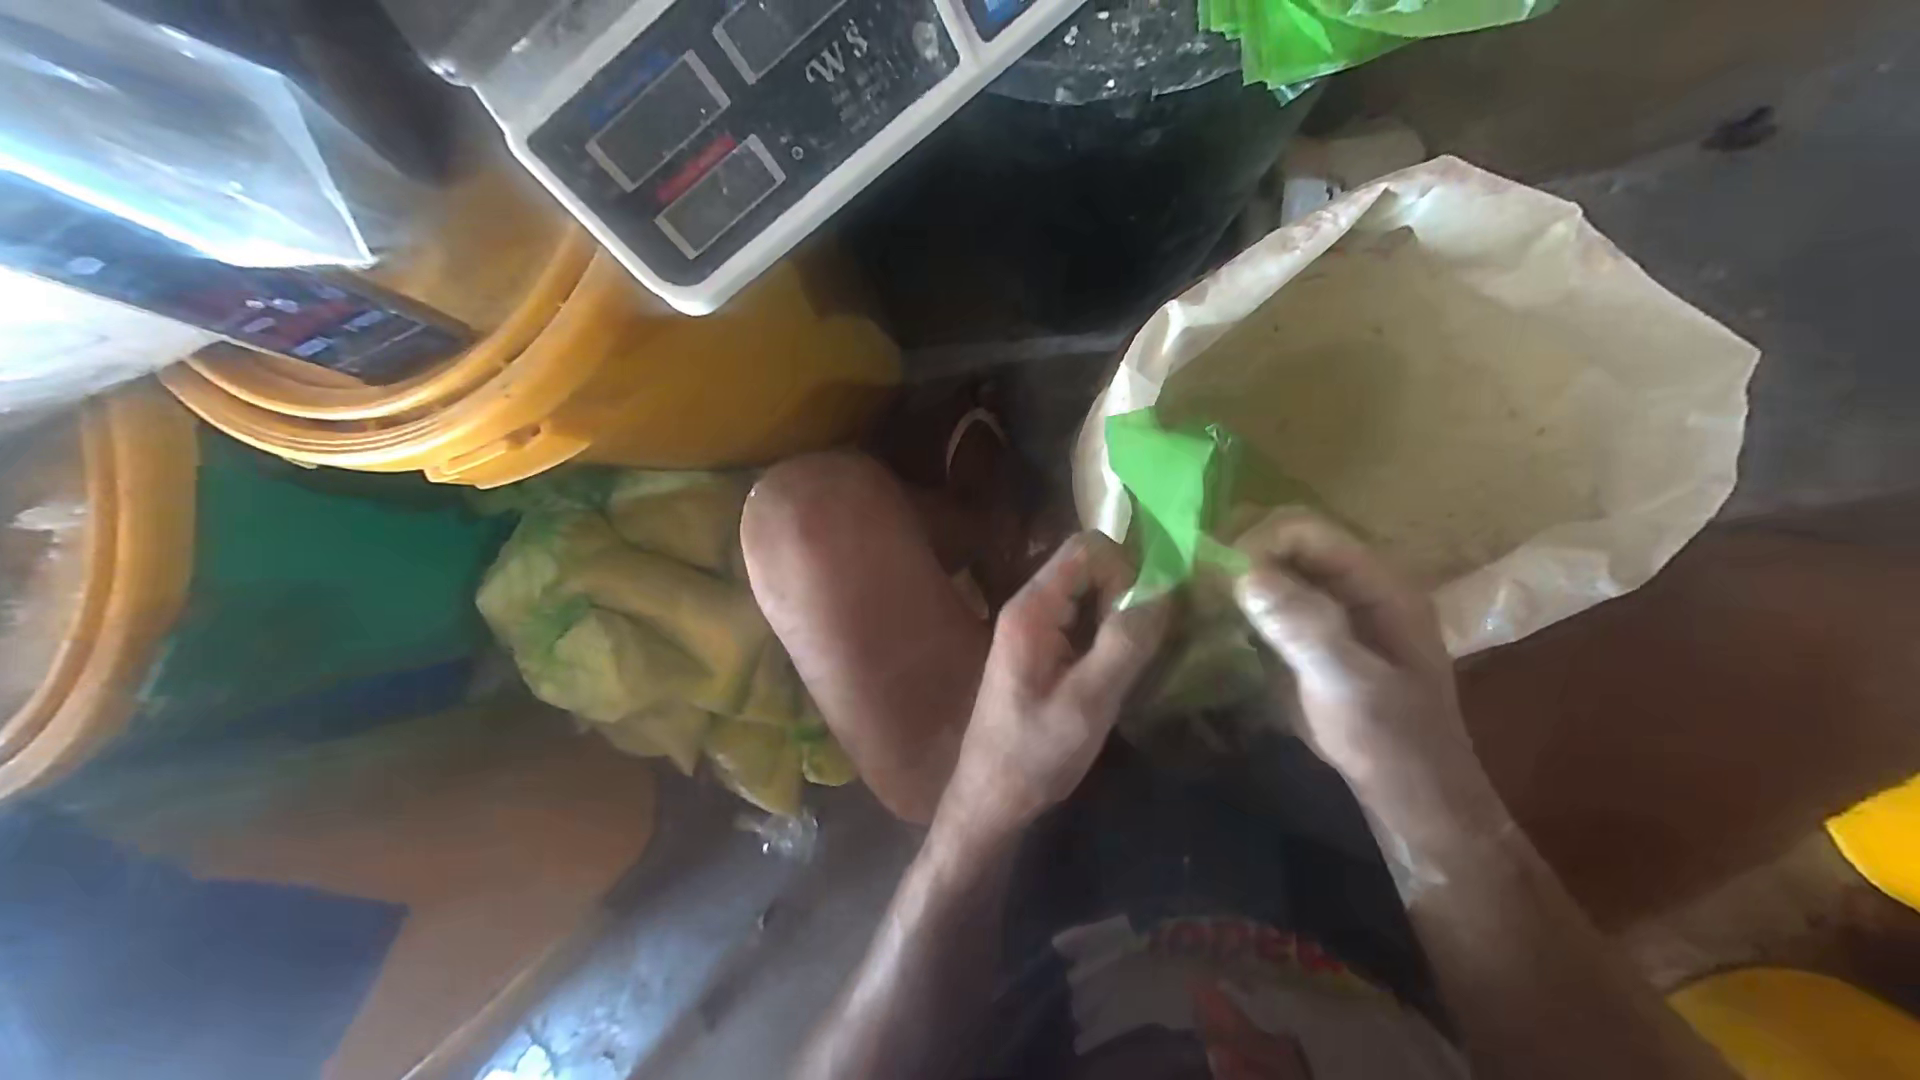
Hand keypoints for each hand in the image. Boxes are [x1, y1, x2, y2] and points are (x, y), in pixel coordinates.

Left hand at [938, 532, 1169, 841]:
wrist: (992, 796)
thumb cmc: (1034, 753)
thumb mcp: (1087, 703)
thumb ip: (1124, 644)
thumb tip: (1165, 592)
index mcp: (1032, 609)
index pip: (1086, 548)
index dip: (1124, 569)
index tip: (1142, 615)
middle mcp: (1030, 607)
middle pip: (1090, 567)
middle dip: (1126, 593)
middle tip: (1142, 644)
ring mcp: (1035, 628)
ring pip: (1091, 595)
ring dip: (1121, 616)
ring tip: (1138, 660)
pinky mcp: (1044, 650)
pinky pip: (1084, 621)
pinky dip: (1109, 634)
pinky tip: (1121, 670)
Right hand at [1231, 510, 1496, 835]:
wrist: (1408, 794)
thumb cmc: (1388, 739)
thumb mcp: (1349, 685)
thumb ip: (1304, 627)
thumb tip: (1244, 575)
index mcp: (1378, 584)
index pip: (1306, 530)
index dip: (1258, 542)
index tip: (1219, 577)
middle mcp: (1353, 585)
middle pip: (1286, 544)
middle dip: (1240, 557)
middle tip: (1200, 584)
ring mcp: (1331, 610)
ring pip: (1273, 571)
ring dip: (1234, 579)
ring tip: (1198, 599)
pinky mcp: (1309, 635)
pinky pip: (1268, 602)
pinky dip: (1238, 604)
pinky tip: (1213, 621)